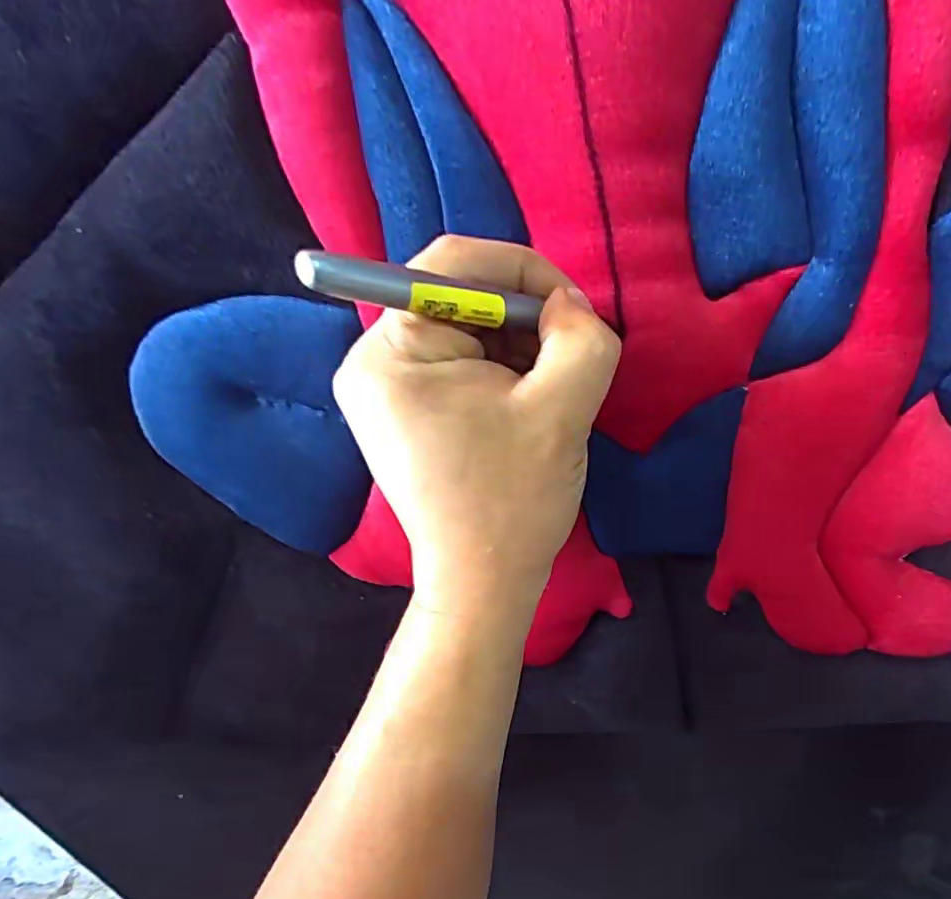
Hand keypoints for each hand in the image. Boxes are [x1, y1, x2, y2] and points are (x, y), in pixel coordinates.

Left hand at [332, 236, 620, 616]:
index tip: (573, 310)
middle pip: (457, 298)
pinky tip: (524, 409)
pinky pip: (457, 366)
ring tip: (548, 396)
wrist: (482, 582)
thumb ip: (579, 336)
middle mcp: (371, 362)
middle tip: (567, 360)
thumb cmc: (513, 500)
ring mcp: (383, 391)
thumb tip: (569, 304)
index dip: (524, 271)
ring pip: (463, 333)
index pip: (453, 264)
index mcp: (390, 353)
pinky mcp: (402, 414)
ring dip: (517, 350)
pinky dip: (500, 374)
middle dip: (523, 321)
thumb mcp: (560, 409)